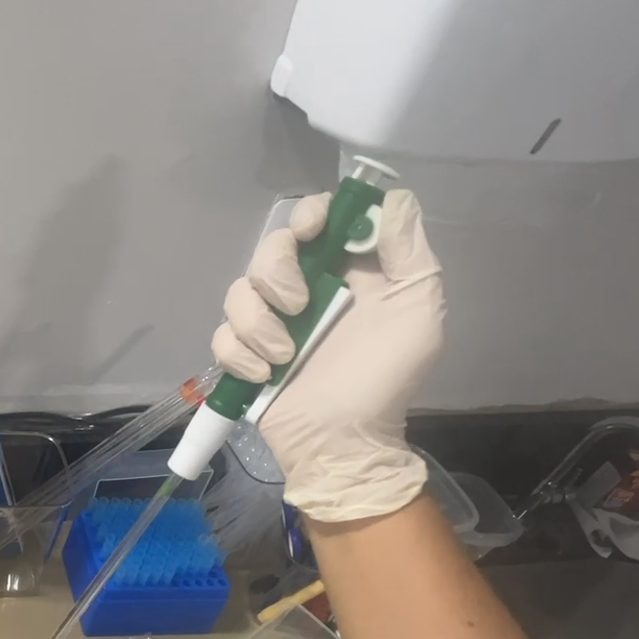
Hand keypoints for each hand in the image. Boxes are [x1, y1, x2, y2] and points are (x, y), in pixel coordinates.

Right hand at [211, 189, 443, 522]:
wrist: (342, 440)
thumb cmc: (385, 379)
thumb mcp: (417, 312)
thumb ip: (408, 253)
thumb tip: (394, 199)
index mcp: (344, 270)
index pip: (317, 219)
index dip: (308, 215)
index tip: (311, 233)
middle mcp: (302, 288)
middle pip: (269, 249)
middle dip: (276, 274)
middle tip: (298, 308)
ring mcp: (267, 322)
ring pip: (237, 292)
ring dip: (258, 325)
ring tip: (284, 359)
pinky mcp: (241, 354)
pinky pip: (221, 337)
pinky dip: (240, 356)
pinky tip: (265, 377)